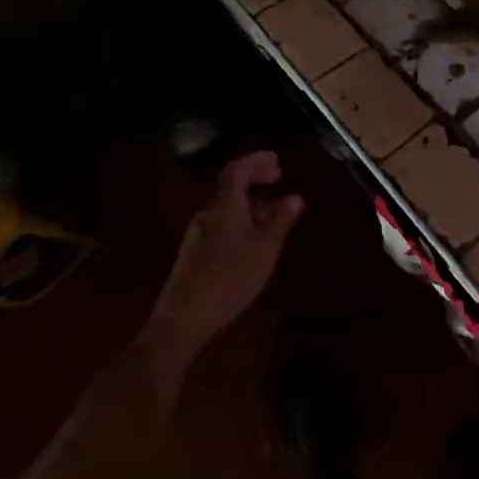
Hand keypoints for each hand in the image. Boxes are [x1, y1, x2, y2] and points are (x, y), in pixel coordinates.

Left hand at [148, 151, 303, 353]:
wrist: (183, 317)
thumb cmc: (229, 279)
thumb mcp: (264, 250)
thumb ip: (280, 222)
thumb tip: (295, 198)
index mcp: (224, 207)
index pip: (237, 170)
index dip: (256, 161)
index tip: (277, 160)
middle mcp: (207, 214)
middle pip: (230, 187)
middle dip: (254, 179)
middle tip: (278, 178)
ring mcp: (197, 234)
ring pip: (226, 207)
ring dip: (250, 203)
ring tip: (273, 216)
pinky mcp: (194, 252)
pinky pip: (221, 224)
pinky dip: (240, 220)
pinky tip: (252, 242)